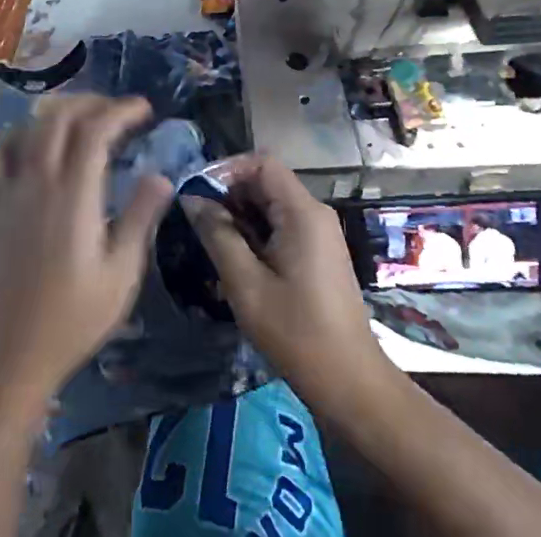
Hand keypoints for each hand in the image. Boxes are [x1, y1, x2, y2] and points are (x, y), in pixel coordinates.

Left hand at [0, 95, 173, 390]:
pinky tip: (42, 141)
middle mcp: (40, 183)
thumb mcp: (123, 271)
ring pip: (31, 127)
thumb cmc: (78, 314)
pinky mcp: (2, 204)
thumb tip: (161, 175)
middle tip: (122, 112)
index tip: (146, 110)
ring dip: (62, 112)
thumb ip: (141, 217)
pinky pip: (4, 152)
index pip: (94, 130)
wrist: (19, 347)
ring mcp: (15, 191)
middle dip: (93, 102)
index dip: (121, 110)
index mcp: (74, 196)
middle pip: (60, 117)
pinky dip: (24, 133)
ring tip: (90, 119)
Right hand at [181, 154, 392, 406]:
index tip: (197, 192)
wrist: (347, 377)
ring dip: (240, 217)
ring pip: (273, 206)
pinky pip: (283, 226)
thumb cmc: (294, 330)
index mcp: (302, 212)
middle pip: (267, 182)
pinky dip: (257, 234)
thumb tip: (193, 199)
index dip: (227, 170)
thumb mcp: (245, 283)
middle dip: (230, 195)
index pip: (262, 163)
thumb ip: (218, 234)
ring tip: (210, 243)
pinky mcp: (319, 252)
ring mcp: (320, 233)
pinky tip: (236, 260)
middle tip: (197, 222)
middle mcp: (315, 213)